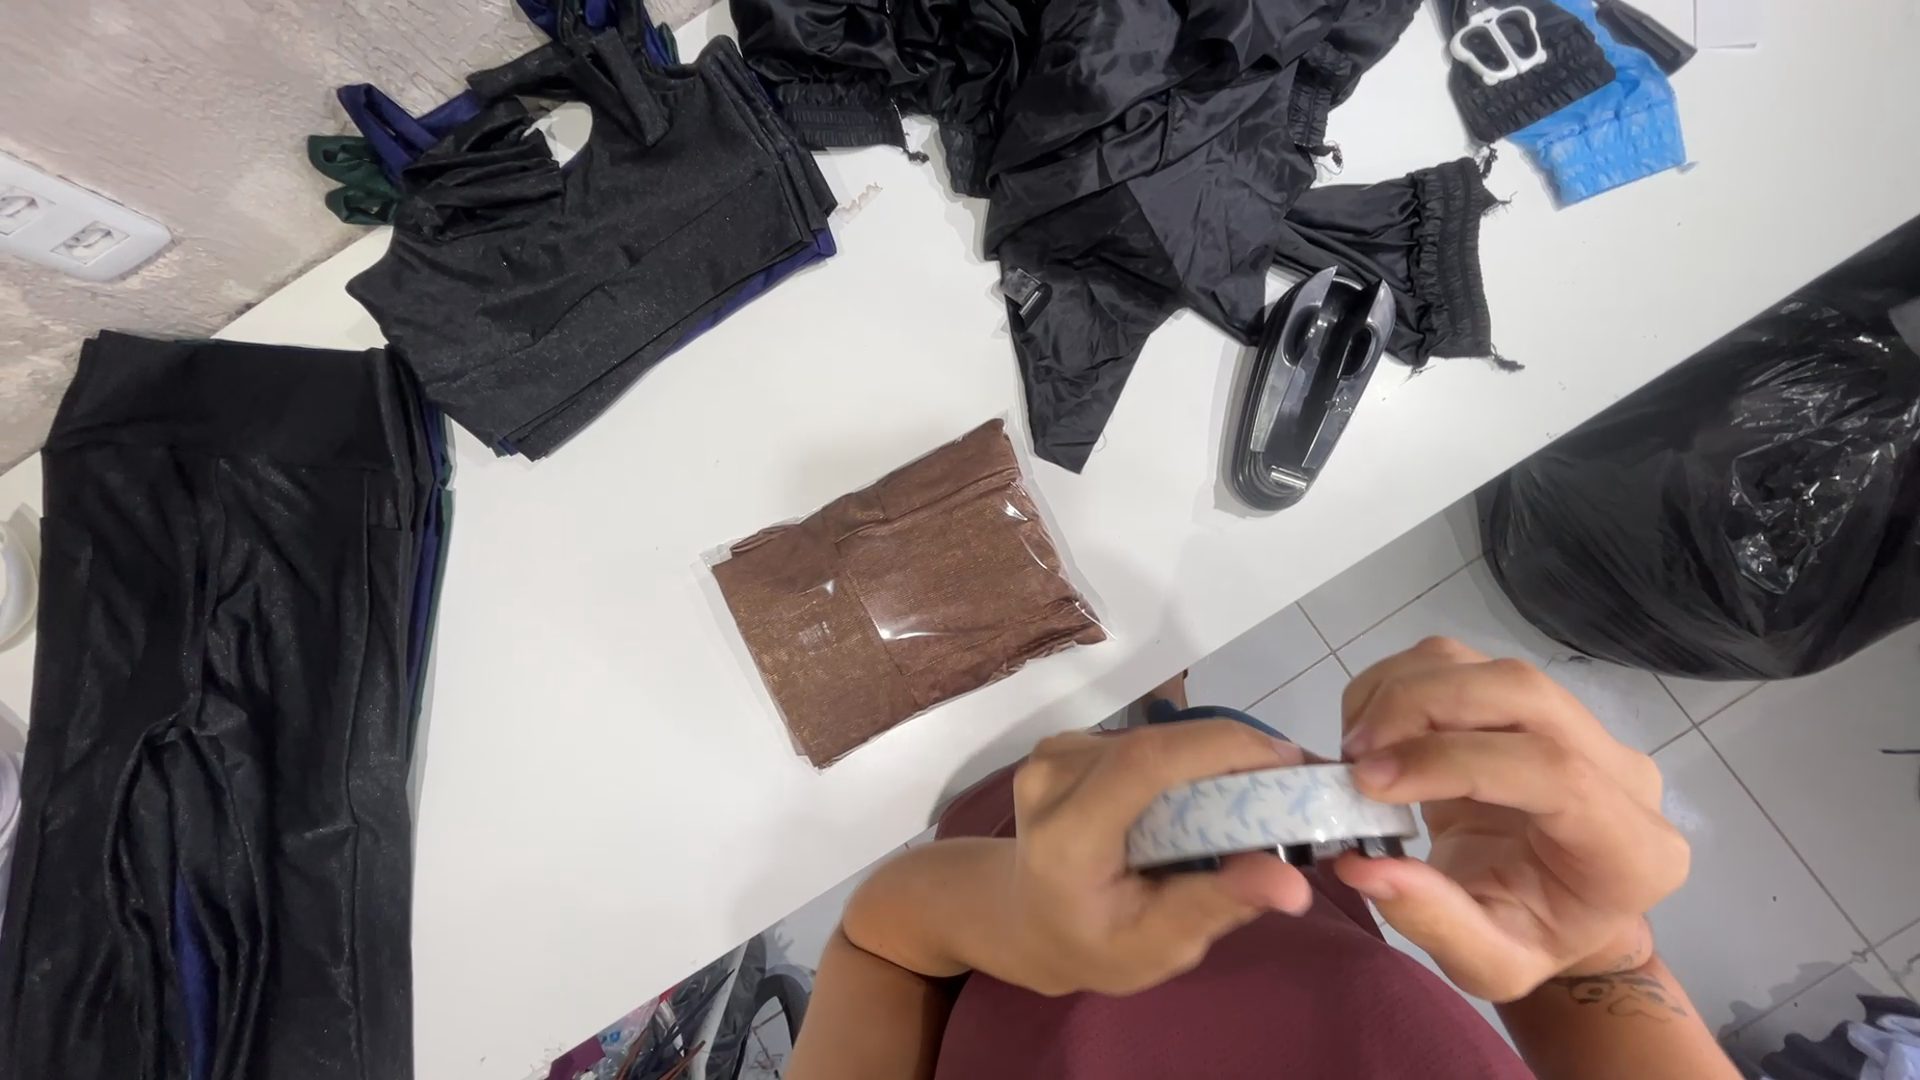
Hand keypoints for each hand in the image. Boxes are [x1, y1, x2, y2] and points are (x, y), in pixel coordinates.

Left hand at [996, 720, 1313, 994]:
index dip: (1217, 748)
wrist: (1025, 914)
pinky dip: (1180, 756)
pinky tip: (1204, 785)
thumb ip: (1214, 905)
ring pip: (1148, 736)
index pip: (1142, 765)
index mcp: (1066, 835)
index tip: (1289, 762)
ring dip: (1207, 753)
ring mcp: (1051, 755)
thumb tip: (1292, 882)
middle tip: (1292, 781)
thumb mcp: (1155, 947)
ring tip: (1256, 787)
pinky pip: (1136, 740)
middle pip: (1151, 744)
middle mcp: (1050, 779)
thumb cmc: (1090, 942)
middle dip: (1229, 751)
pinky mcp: (1063, 745)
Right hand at [1333, 637, 1688, 1002]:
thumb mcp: (1487, 960)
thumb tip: (1359, 866)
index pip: (1552, 770)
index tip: (1368, 785)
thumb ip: (1432, 920)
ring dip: (1395, 692)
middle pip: (1518, 689)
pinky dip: (1389, 683)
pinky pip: (1445, 659)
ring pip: (1474, 663)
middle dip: (1417, 706)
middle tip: (1354, 755)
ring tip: (1356, 747)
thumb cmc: (1524, 932)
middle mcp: (1615, 768)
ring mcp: (1566, 721)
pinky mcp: (1513, 696)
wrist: (1543, 900)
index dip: (1449, 763)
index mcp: (1630, 847)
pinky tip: (1371, 731)